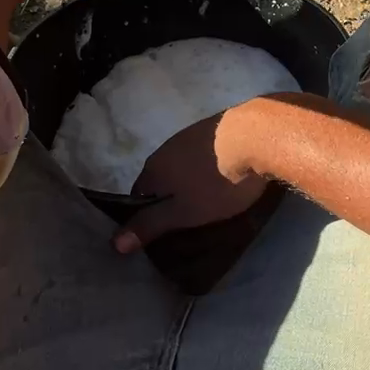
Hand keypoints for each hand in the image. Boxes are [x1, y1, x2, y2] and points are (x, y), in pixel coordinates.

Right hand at [113, 112, 270, 253]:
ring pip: (183, 164)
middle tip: (189, 217)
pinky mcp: (215, 127)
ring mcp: (190, 134)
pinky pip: (203, 153)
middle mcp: (165, 148)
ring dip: (190, 179)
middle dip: (170, 197)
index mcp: (153, 169)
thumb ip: (150, 225)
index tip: (163, 232)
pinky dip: (208, 165)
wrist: (254, 137)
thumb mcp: (183, 213)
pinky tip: (224, 173)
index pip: (138, 197)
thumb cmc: (216, 183)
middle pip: (161, 178)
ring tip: (210, 196)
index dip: (147, 216)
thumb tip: (115, 242)